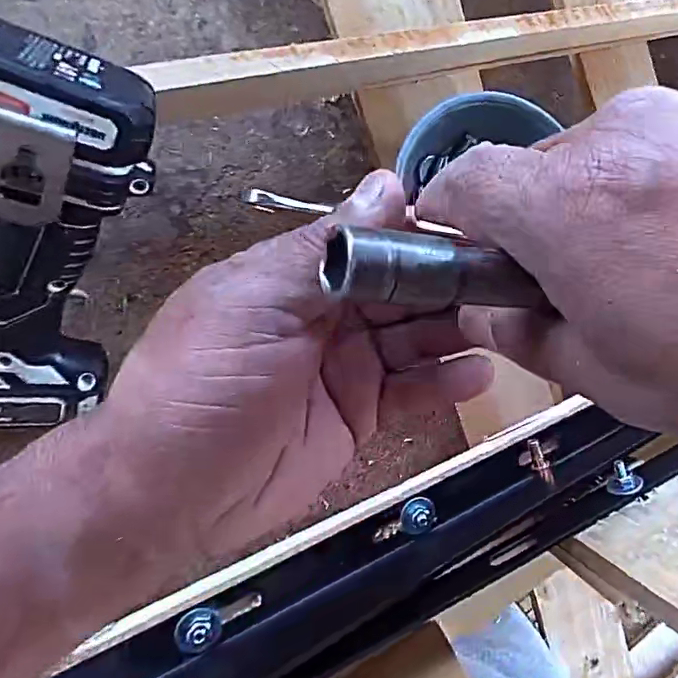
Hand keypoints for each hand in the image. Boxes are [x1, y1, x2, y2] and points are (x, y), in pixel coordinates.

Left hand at [88, 170, 492, 553]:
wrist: (168, 495)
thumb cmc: (202, 381)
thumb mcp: (256, 300)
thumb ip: (328, 248)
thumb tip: (389, 182)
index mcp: (303, 274)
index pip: (378, 240)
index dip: (425, 233)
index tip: (480, 228)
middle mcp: (334, 312)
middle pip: (407, 288)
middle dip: (454, 282)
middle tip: (509, 281)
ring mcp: (352, 364)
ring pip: (419, 336)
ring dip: (459, 329)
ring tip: (504, 323)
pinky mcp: (365, 413)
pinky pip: (415, 390)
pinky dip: (447, 382)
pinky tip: (478, 374)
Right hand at [414, 87, 677, 461]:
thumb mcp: (631, 384)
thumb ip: (538, 337)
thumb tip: (491, 307)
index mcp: (567, 203)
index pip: (463, 183)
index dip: (451, 226)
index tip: (470, 270)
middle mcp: (619, 135)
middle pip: (542, 177)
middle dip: (544, 236)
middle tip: (595, 304)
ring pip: (613, 165)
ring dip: (616, 218)